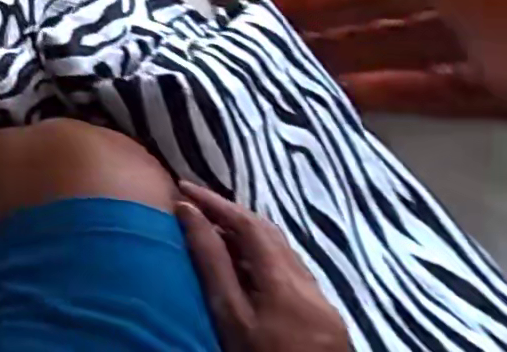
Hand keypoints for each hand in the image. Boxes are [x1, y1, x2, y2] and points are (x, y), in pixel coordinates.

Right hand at [176, 181, 349, 351]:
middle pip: (271, 234)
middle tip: (192, 202)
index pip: (251, 226)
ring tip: (209, 226)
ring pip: (282, 251)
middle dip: (230, 212)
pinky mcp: (325, 319)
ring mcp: (324, 306)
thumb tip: (187, 209)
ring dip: (245, 232)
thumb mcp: (228, 313)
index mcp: (290, 287)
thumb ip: (210, 259)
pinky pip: (290, 270)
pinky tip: (238, 261)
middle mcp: (313, 290)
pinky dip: (259, 254)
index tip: (181, 186)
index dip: (216, 201)